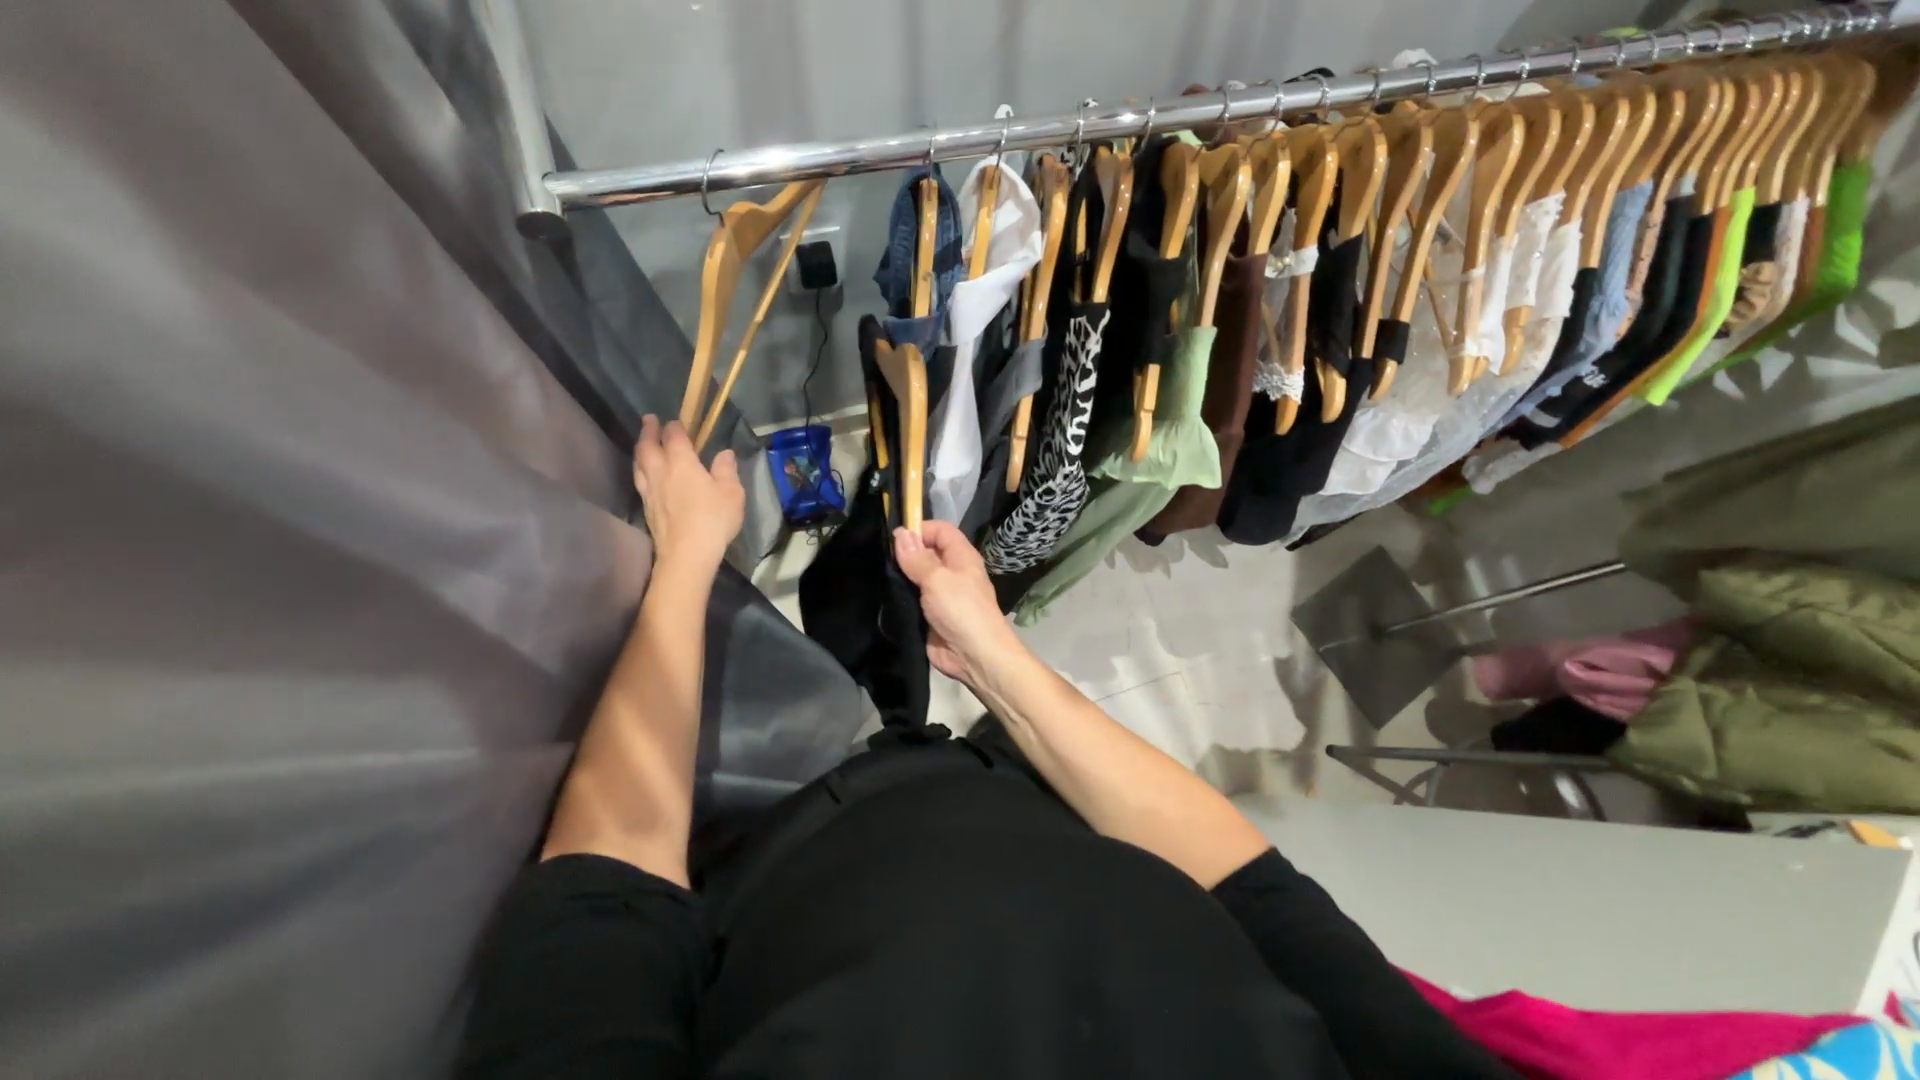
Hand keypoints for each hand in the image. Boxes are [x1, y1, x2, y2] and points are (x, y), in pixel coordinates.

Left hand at [633, 415, 743, 574]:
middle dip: (648, 431)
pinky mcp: (646, 508)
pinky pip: (639, 480)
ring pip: (639, 463)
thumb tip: (724, 453)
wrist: (687, 554)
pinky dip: (640, 469)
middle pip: (648, 446)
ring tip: (643, 444)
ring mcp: (650, 491)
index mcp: (682, 464)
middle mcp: (660, 472)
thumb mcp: (732, 493)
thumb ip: (726, 470)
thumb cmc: (713, 520)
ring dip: (640, 449)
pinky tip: (645, 474)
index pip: (674, 437)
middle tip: (649, 420)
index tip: (676, 421)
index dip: (675, 427)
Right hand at [892, 521, 1024, 684]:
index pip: (940, 530)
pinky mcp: (929, 615)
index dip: (919, 529)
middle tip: (879, 559)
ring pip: (916, 576)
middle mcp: (951, 572)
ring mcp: (940, 594)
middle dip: (904, 553)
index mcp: (961, 557)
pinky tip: (881, 596)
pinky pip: (912, 599)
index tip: (895, 539)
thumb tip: (901, 534)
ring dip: (899, 577)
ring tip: (876, 576)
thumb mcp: (938, 579)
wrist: (975, 656)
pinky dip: (899, 597)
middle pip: (925, 552)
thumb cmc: (961, 611)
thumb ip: (917, 558)